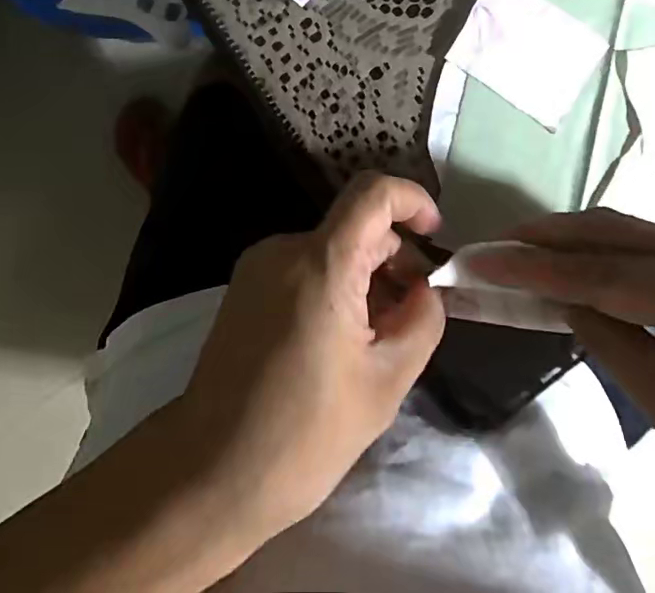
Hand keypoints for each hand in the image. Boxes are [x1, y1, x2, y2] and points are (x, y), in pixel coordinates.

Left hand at [168, 172, 446, 538]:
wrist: (219, 460)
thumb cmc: (309, 429)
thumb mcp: (387, 380)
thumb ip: (421, 319)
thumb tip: (425, 287)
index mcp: (320, 263)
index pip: (370, 193)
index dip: (411, 198)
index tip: (436, 233)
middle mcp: (282, 248)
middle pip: (351, 227)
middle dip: (393, 258)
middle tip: (415, 313)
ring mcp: (256, 265)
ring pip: (327, 249)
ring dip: (364, 276)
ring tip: (380, 338)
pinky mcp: (244, 285)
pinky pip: (300, 266)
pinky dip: (332, 284)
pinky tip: (342, 337)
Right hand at [464, 210, 654, 592]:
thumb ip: (614, 344)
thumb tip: (558, 299)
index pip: (610, 272)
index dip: (535, 267)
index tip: (476, 261)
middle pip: (619, 236)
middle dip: (545, 240)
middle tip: (485, 251)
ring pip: (632, 238)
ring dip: (568, 245)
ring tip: (512, 255)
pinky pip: (653, 257)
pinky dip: (599, 259)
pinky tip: (567, 268)